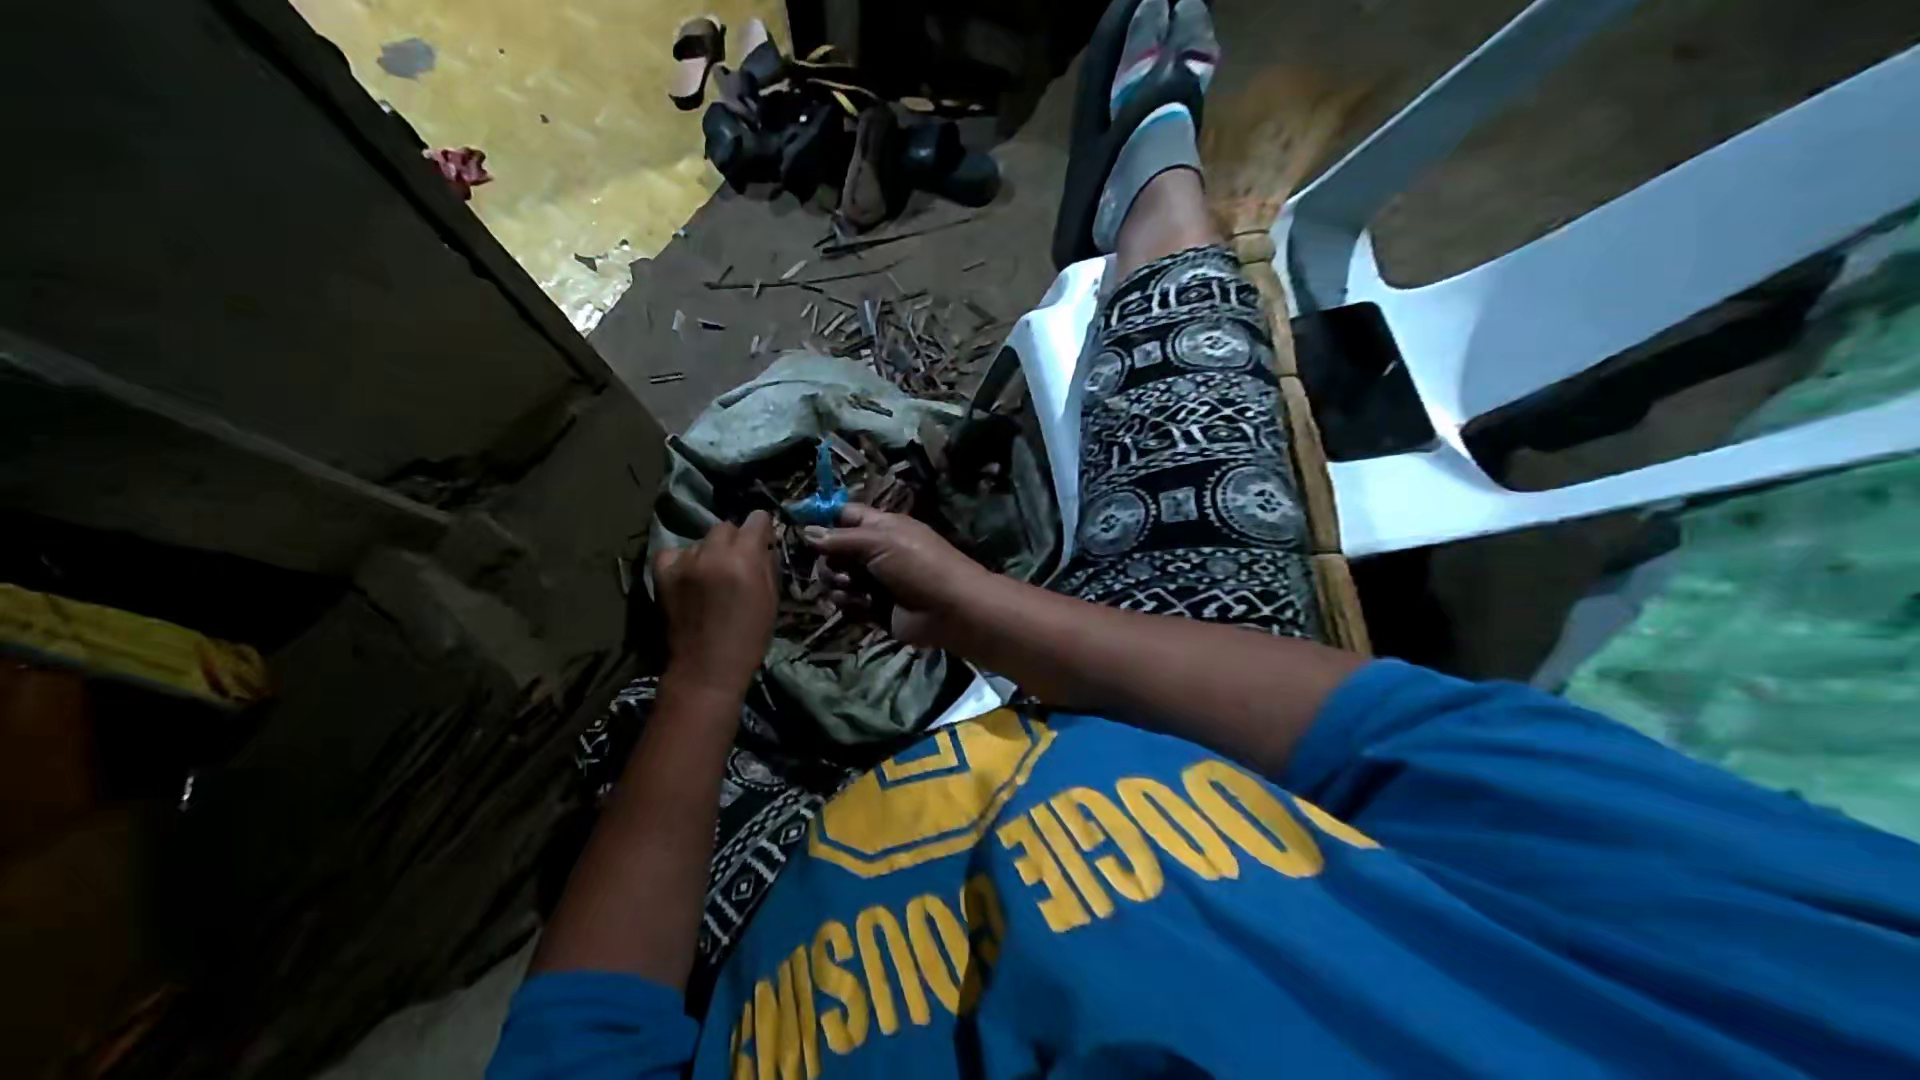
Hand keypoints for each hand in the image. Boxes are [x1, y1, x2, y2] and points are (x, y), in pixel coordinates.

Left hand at [653, 510, 777, 694]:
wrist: (706, 668)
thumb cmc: (749, 638)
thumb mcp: (771, 599)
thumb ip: (767, 565)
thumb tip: (764, 545)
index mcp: (745, 558)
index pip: (756, 519)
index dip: (762, 527)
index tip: (762, 538)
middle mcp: (713, 552)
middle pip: (726, 527)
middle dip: (734, 539)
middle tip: (737, 561)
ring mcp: (684, 562)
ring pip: (701, 540)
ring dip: (709, 551)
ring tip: (711, 573)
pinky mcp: (662, 574)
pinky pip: (674, 552)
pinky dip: (682, 559)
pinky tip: (688, 574)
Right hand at [803, 504, 995, 646]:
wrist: (950, 610)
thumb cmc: (918, 565)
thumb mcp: (880, 541)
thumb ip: (840, 538)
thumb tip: (806, 532)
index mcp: (881, 527)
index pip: (844, 516)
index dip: (823, 520)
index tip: (800, 529)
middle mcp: (875, 552)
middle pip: (833, 551)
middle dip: (830, 562)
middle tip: (842, 572)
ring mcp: (873, 581)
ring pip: (836, 579)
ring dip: (840, 585)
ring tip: (858, 591)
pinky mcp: (873, 608)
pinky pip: (847, 603)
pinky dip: (851, 605)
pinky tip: (865, 606)